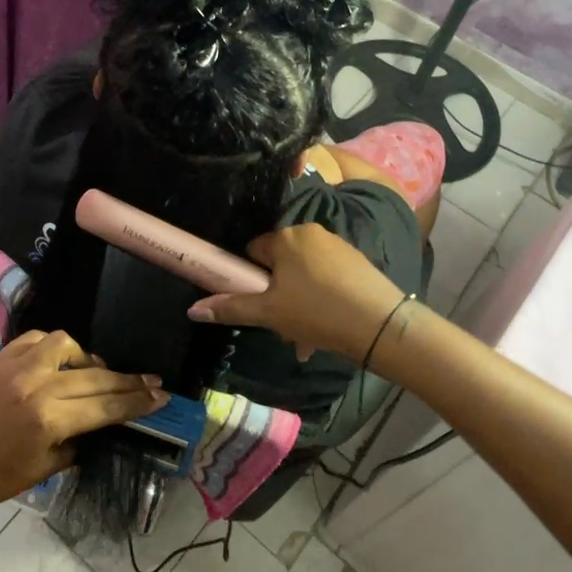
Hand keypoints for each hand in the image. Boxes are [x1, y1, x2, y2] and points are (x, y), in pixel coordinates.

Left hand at [0, 331, 165, 511]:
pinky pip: (37, 339)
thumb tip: (109, 418)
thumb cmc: (2, 477)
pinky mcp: (1, 357)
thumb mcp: (51, 464)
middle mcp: (37, 385)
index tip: (162, 396)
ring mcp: (17, 366)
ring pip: (67, 346)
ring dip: (87, 359)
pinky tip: (61, 360)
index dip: (137, 402)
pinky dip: (54, 347)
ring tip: (96, 373)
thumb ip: (82, 436)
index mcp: (50, 419)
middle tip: (152, 382)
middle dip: (128, 382)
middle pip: (95, 377)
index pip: (106, 406)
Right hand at [187, 223, 404, 359]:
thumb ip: (231, 307)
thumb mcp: (269, 313)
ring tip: (304, 338)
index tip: (256, 304)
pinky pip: (325, 279)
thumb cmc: (316, 312)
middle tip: (281, 328)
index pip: (252, 250)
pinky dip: (320, 301)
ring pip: (303, 275)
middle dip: (276, 297)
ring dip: (297, 304)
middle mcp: (310, 232)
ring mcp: (336, 245)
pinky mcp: (356, 261)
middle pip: (279, 264)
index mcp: (285, 237)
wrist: (379, 323)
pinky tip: (325, 329)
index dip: (249, 279)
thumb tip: (192, 309)